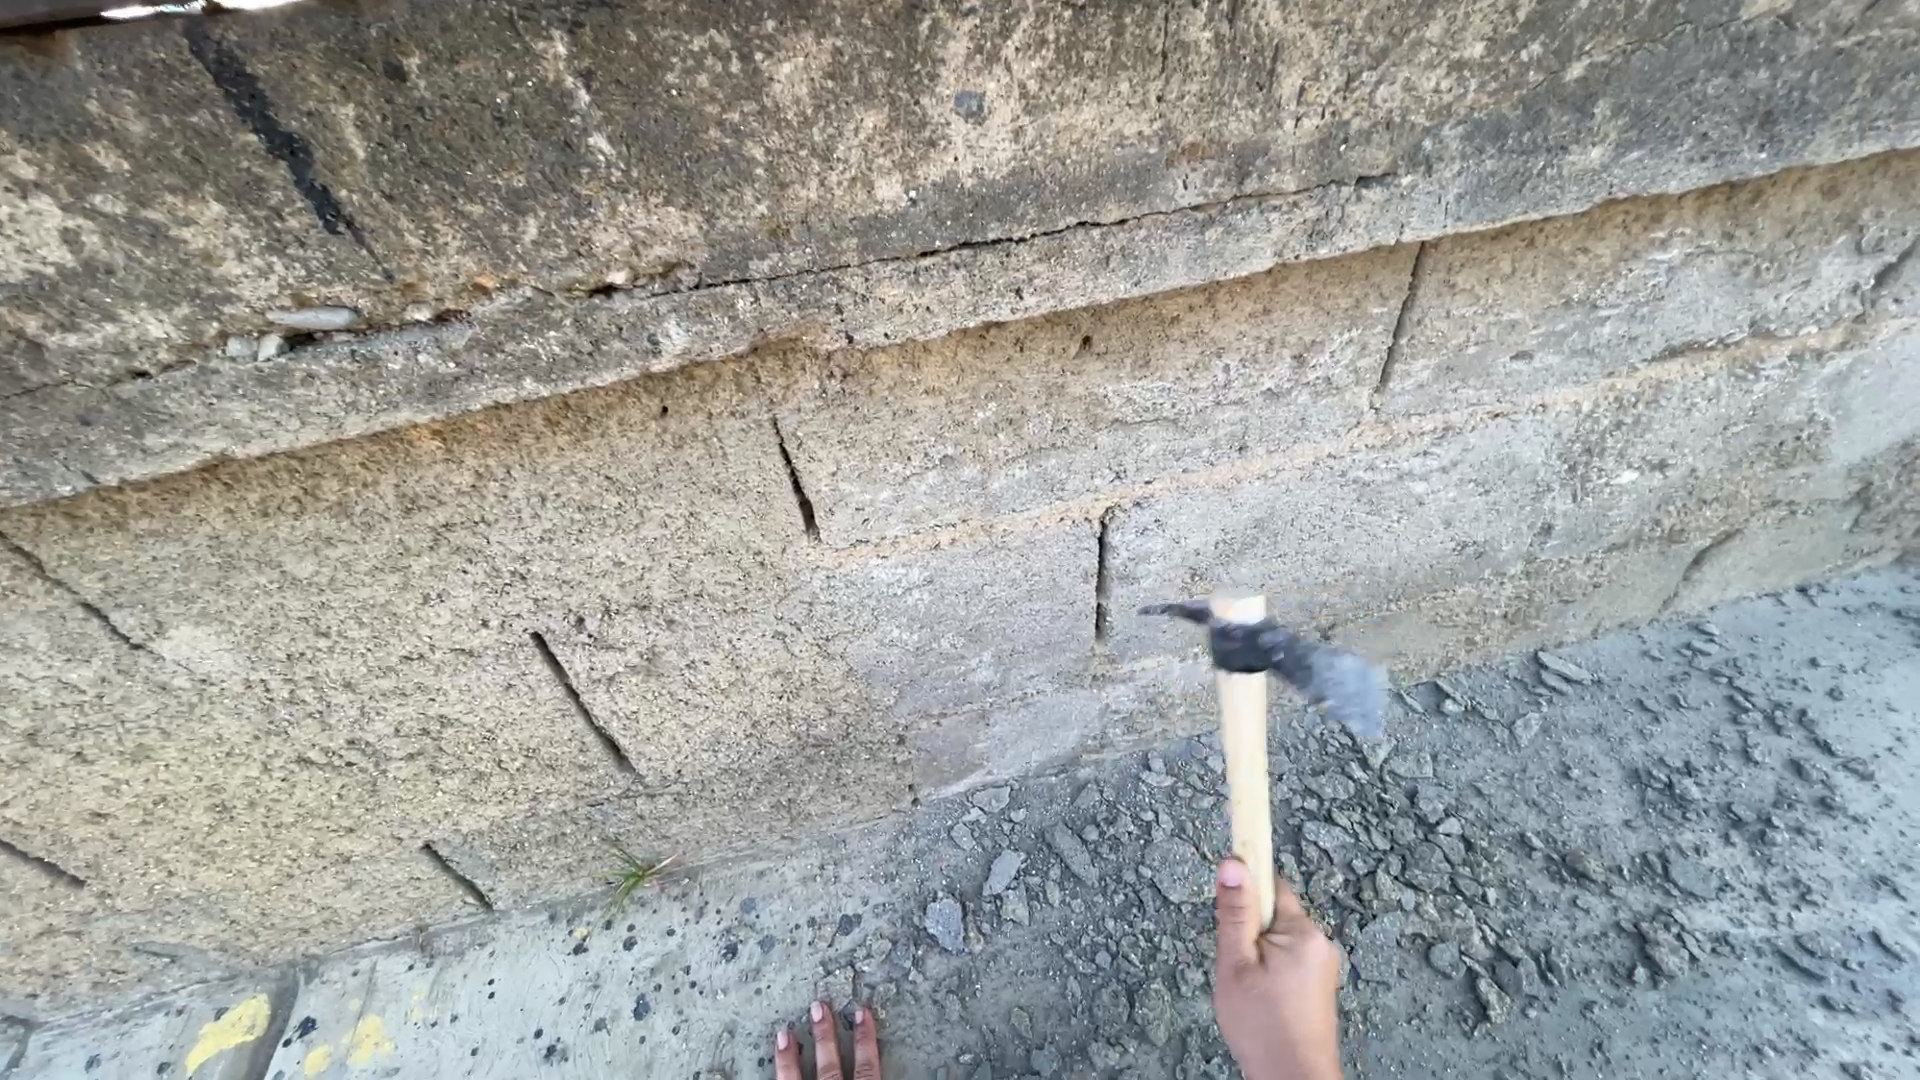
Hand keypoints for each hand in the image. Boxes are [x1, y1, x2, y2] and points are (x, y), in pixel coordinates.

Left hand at [773, 999, 880, 1079]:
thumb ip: (873, 1076)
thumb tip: (888, 1068)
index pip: (867, 1070)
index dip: (865, 1040)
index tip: (862, 1012)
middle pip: (830, 1069)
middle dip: (824, 1036)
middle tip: (817, 1006)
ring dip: (789, 1059)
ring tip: (783, 1034)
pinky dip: (778, 1074)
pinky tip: (773, 1060)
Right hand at [1213, 858, 1343, 1079]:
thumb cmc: (1262, 1026)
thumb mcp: (1236, 962)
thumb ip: (1234, 911)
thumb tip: (1233, 861)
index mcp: (1303, 932)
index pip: (1270, 884)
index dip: (1244, 890)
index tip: (1226, 906)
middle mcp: (1320, 942)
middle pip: (1271, 911)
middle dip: (1247, 929)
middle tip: (1234, 961)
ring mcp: (1321, 965)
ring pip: (1276, 936)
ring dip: (1255, 951)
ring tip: (1246, 984)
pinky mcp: (1317, 985)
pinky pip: (1285, 957)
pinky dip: (1267, 967)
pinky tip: (1258, 995)